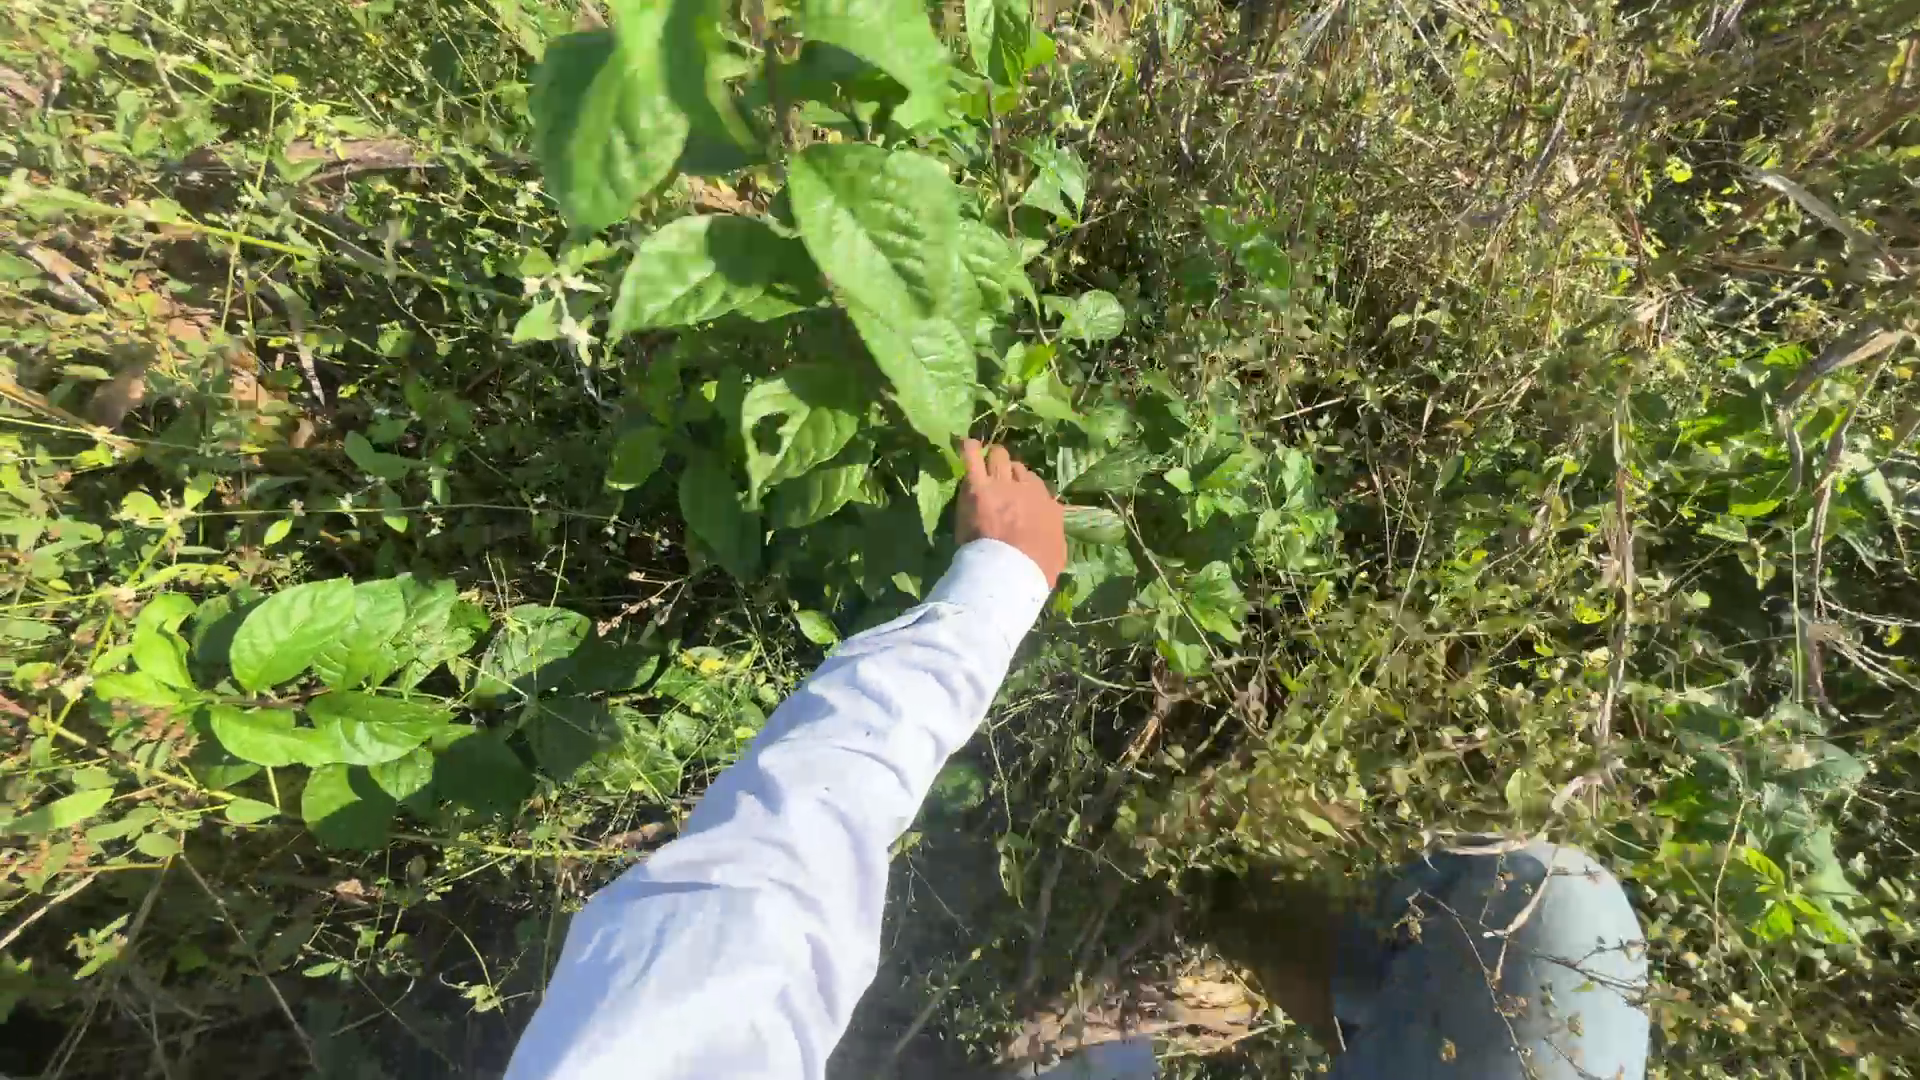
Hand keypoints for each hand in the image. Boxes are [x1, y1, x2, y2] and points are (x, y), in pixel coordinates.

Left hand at [957, 438, 1066, 588]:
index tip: (1016, 491)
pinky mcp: (977, 487)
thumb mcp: (1057, 551)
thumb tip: (1051, 528)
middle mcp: (1027, 489)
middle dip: (1008, 469)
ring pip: (997, 458)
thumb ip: (1053, 534)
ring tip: (983, 456)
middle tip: (999, 475)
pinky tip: (966, 444)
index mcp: (1046, 505)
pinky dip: (970, 450)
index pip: (1035, 484)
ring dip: (992, 458)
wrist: (1010, 570)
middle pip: (1017, 468)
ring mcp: (1001, 484)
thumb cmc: (1035, 569)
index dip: (1024, 485)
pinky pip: (972, 459)